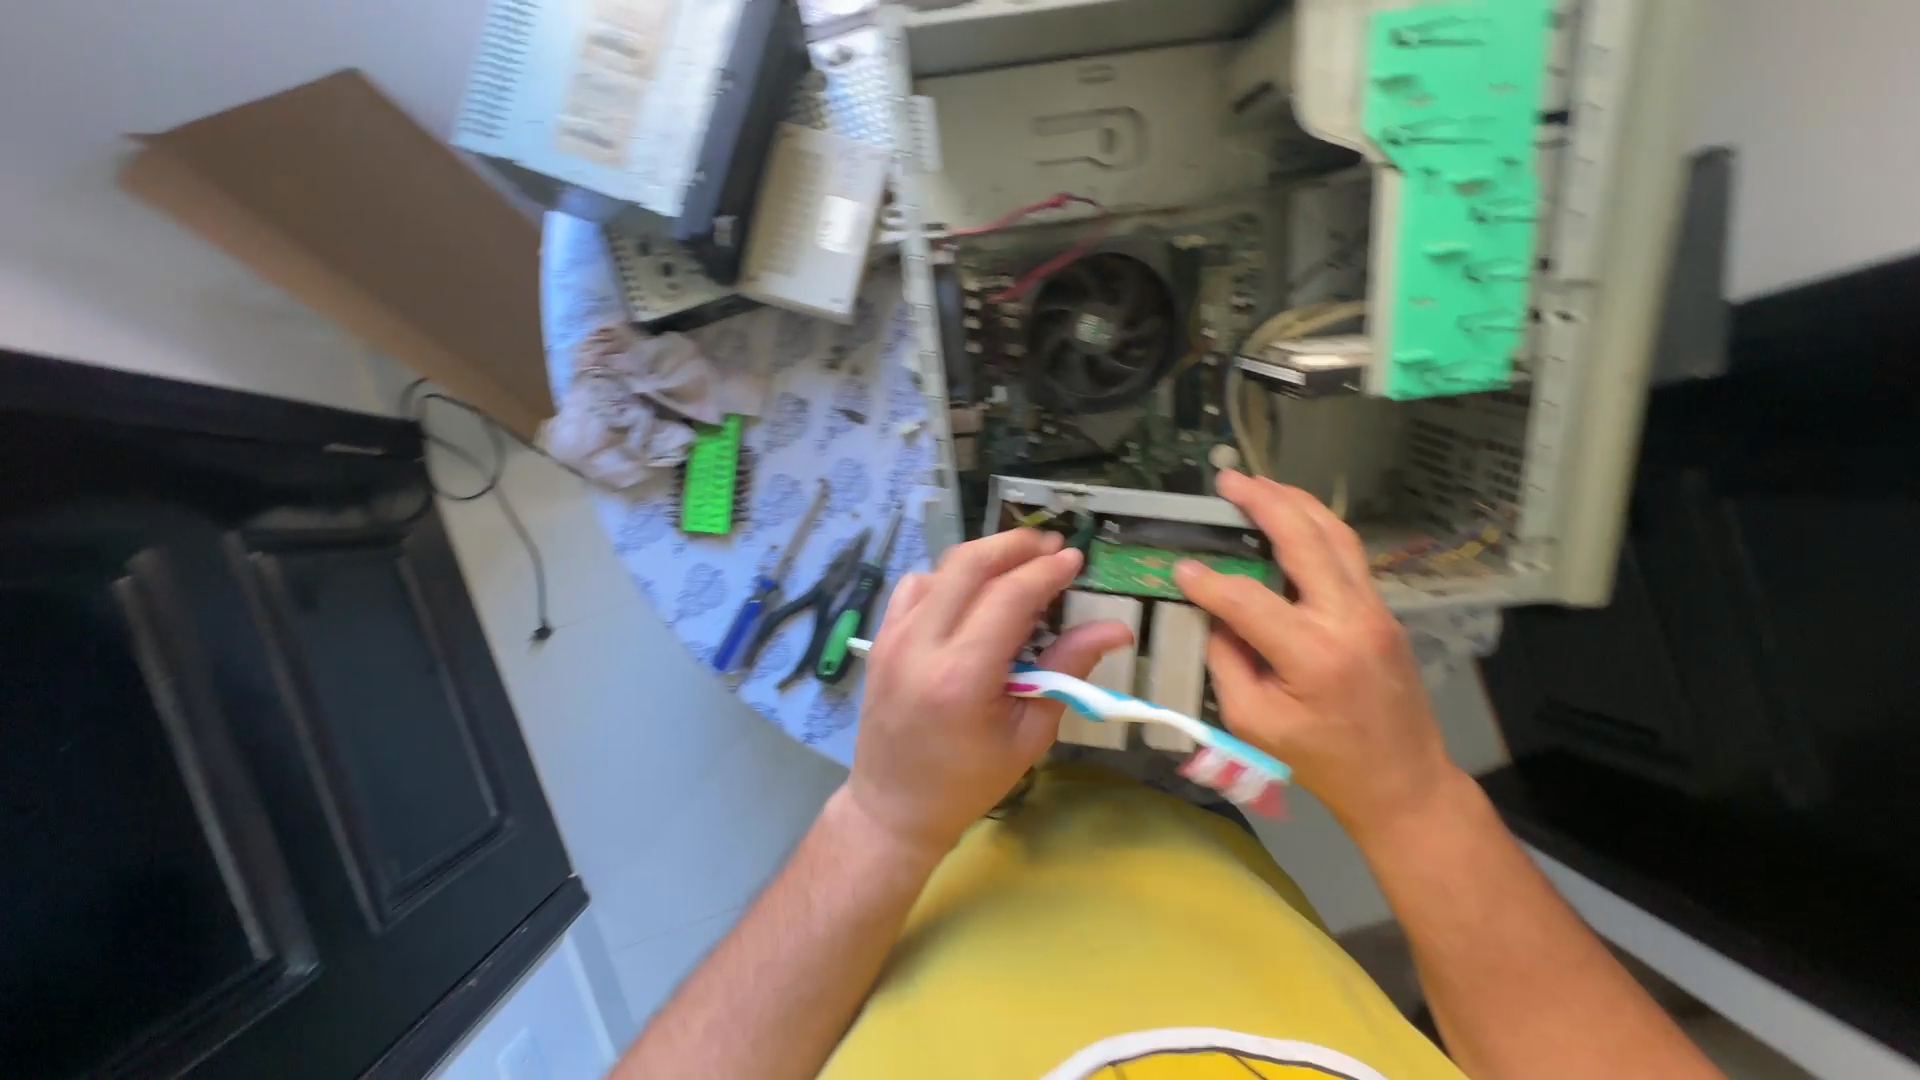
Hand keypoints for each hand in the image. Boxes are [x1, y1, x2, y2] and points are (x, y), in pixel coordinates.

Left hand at [849, 529, 1133, 854]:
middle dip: (1016, 545)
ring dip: (984, 558)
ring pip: (941, 568)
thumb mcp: (1029, 734)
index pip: (1010, 596)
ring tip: (1019, 568)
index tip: (1076, 559)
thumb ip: (1068, 671)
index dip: (1047, 571)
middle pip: (970, 564)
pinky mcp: (881, 638)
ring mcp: (893, 637)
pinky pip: (915, 587)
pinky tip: (972, 594)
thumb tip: (1116, 629)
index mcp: (961, 675)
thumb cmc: (968, 781)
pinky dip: (948, 577)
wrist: (893, 806)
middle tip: (1052, 546)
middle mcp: (920, 644)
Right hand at [1175, 470, 1461, 840]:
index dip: (1208, 582)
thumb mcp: (1253, 722)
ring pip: (1336, 535)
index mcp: (1313, 654)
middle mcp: (1349, 619)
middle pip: (1304, 540)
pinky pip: (1348, 554)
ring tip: (1261, 484)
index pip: (1247, 599)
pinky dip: (1317, 527)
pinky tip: (1293, 518)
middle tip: (1228, 480)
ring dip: (1296, 503)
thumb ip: (1228, 661)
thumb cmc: (1322, 761)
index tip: (1180, 569)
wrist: (1403, 781)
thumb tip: (1217, 616)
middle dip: (1263, 503)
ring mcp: (1374, 610)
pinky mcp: (1383, 611)